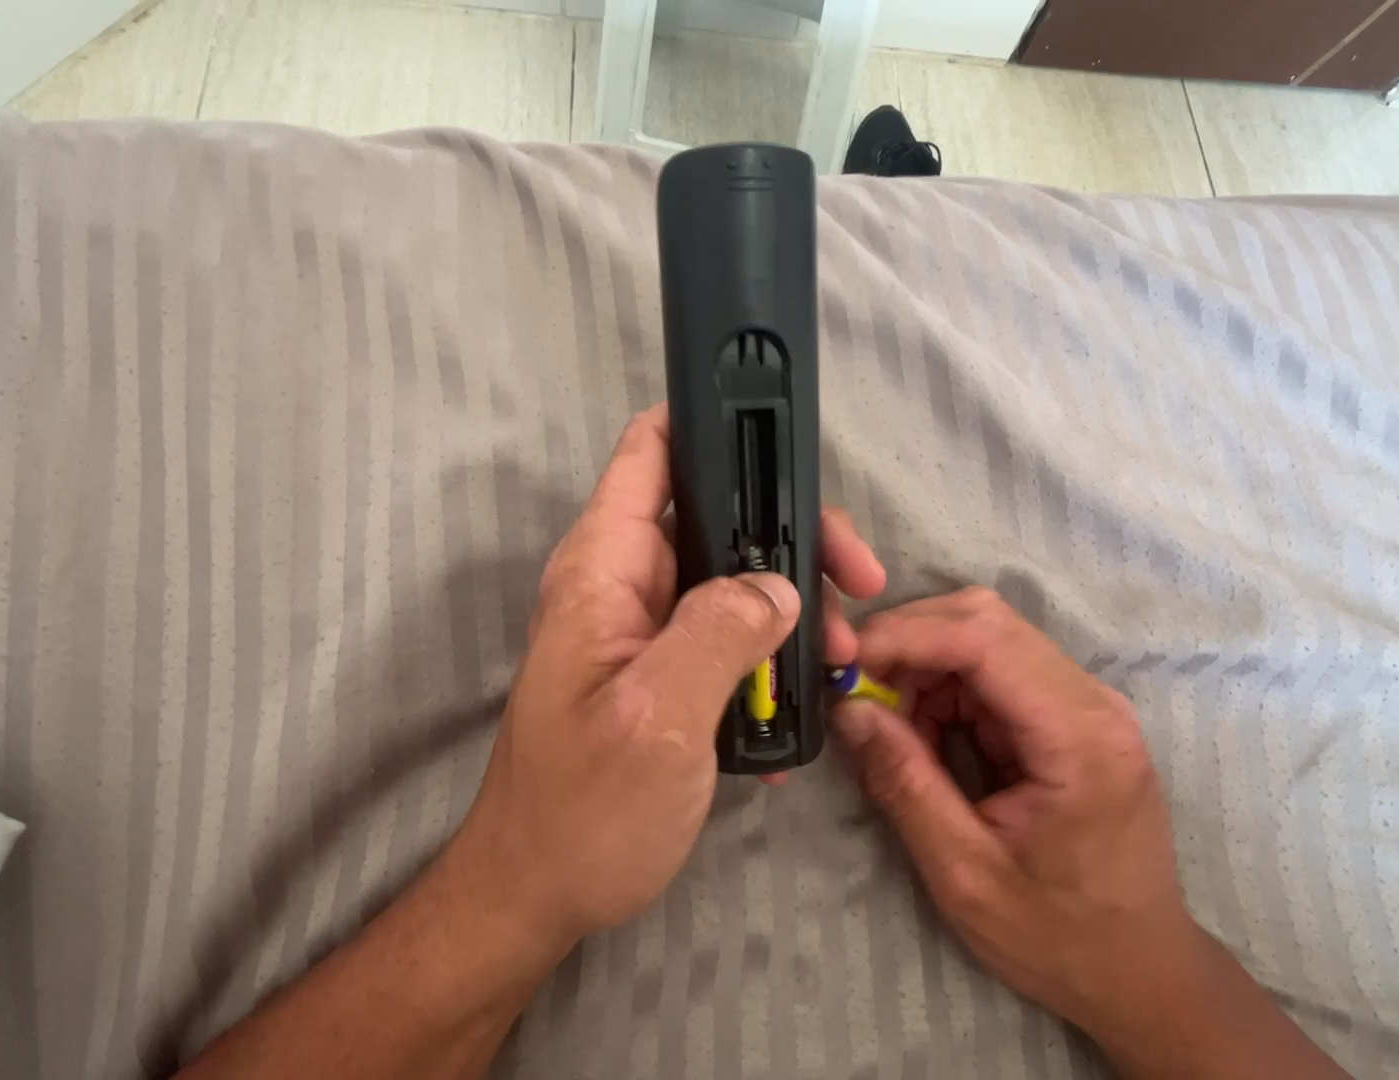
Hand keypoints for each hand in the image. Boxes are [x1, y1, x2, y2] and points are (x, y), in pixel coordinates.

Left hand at [446, 404, 884, 943]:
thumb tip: (780, 588)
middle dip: (792, 540)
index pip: (653, 450)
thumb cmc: (584, 810)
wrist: (542, 892)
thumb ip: (718, 633)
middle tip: (856, 586)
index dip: (716, 422)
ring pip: (736, 576)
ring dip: (793, 607)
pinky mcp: (667, 669)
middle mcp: (625, 581)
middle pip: (719, 512)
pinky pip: (730, 633)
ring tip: (837, 660)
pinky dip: (772, 652)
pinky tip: (798, 701)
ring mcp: (647, 627)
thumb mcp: (656, 717)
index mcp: (605, 566)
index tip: (793, 446)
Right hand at [833, 588, 1349, 1079]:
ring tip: (883, 720)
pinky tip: (918, 732)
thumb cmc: (1057, 936)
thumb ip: (903, 781)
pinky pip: (991, 670)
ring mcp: (1082, 702)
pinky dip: (941, 687)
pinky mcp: (1066, 714)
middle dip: (906, 640)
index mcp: (1078, 735)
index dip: (905, 634)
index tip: (843, 663)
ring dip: (920, 664)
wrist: (1138, 973)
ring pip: (983, 636)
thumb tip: (847, 708)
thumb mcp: (963, 871)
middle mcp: (1090, 700)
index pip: (985, 638)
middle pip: (984, 620)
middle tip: (853, 686)